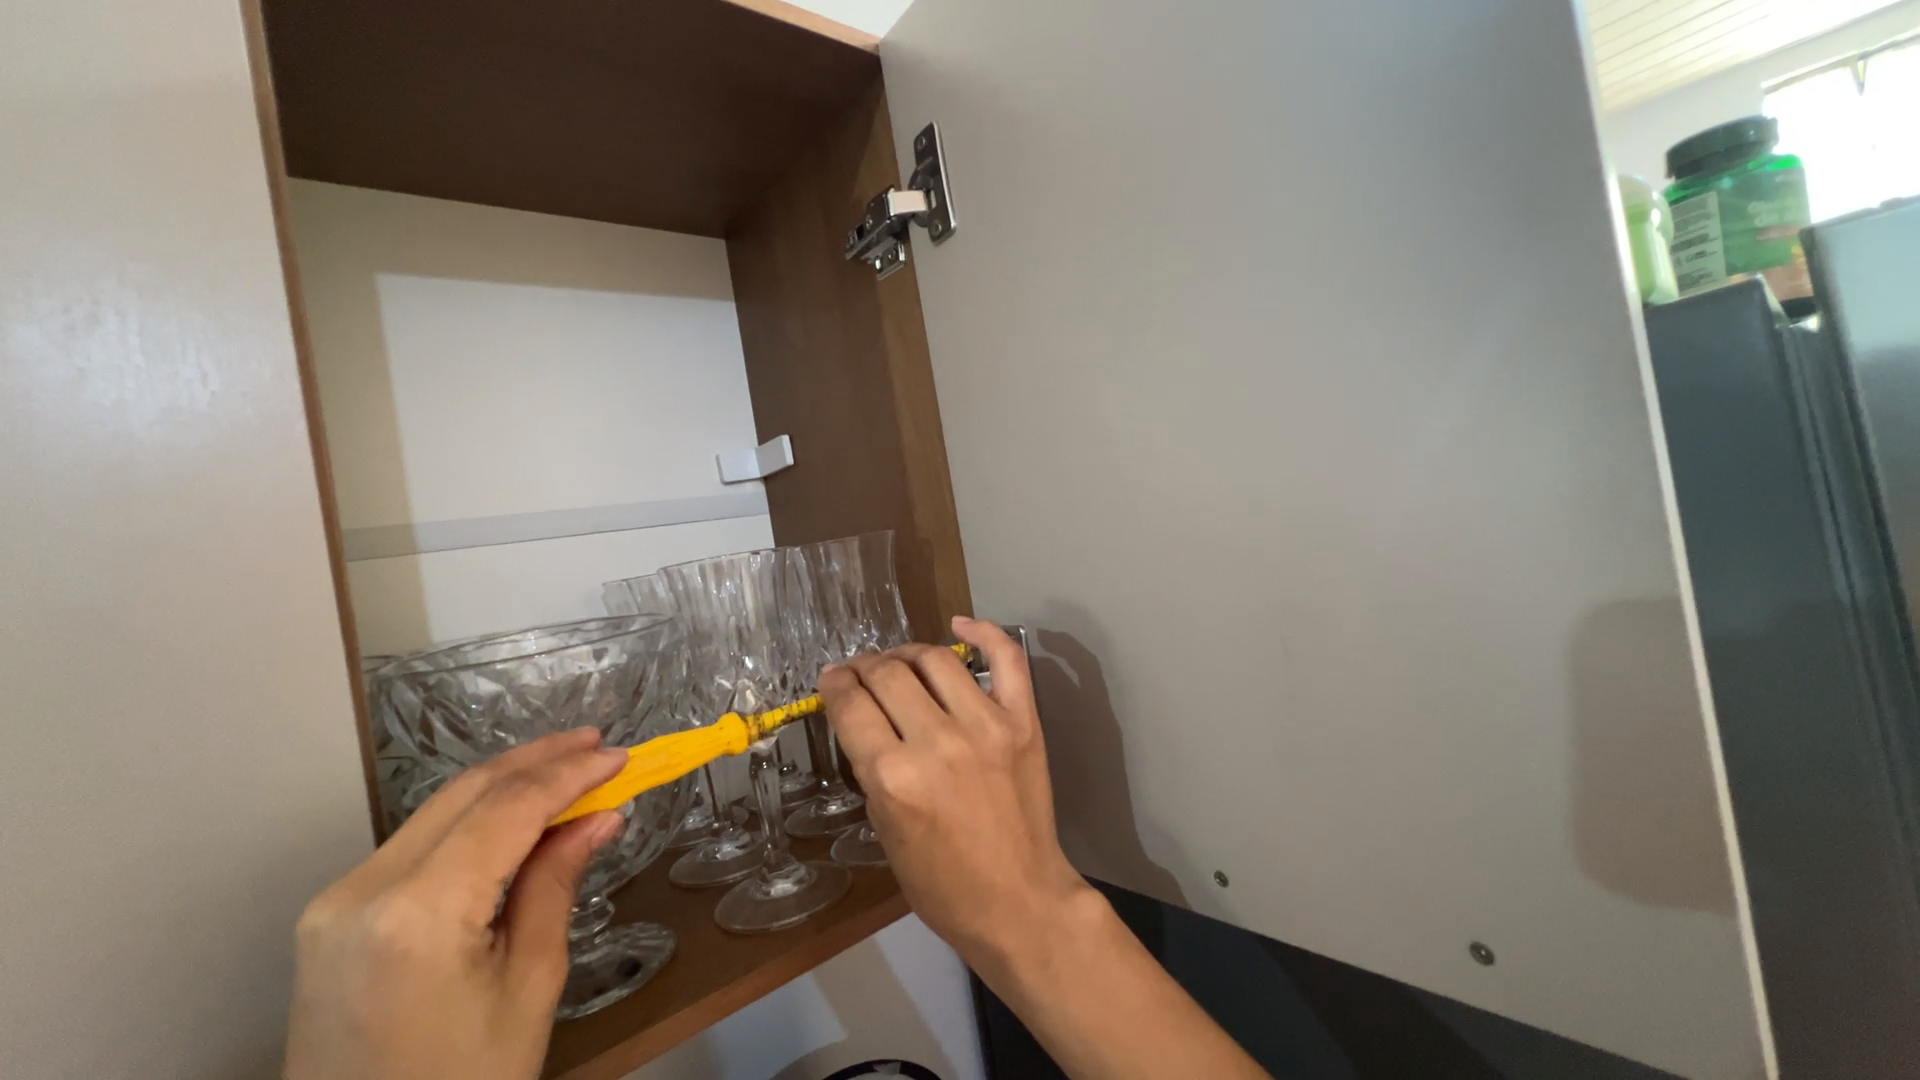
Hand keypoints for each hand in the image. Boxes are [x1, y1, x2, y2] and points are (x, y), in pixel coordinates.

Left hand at [284, 728, 627, 1079]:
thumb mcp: (530, 983)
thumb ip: (557, 883)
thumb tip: (600, 815)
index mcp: (417, 914)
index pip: (507, 810)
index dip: (569, 774)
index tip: (621, 757)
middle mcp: (362, 891)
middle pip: (466, 793)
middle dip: (538, 760)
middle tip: (598, 743)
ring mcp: (337, 901)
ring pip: (439, 810)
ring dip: (508, 782)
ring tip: (569, 765)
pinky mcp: (332, 915)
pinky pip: (418, 843)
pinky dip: (475, 817)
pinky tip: (517, 813)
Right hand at [820, 617, 1098, 975]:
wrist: (1018, 900)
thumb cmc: (942, 882)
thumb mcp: (884, 830)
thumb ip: (872, 767)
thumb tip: (861, 715)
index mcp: (894, 777)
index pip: (851, 704)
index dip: (835, 683)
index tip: (833, 678)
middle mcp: (937, 742)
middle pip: (887, 674)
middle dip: (864, 667)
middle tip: (861, 672)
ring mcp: (985, 726)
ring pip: (935, 658)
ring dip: (907, 653)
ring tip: (900, 663)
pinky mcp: (1023, 722)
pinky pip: (1006, 659)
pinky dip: (983, 632)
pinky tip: (960, 625)